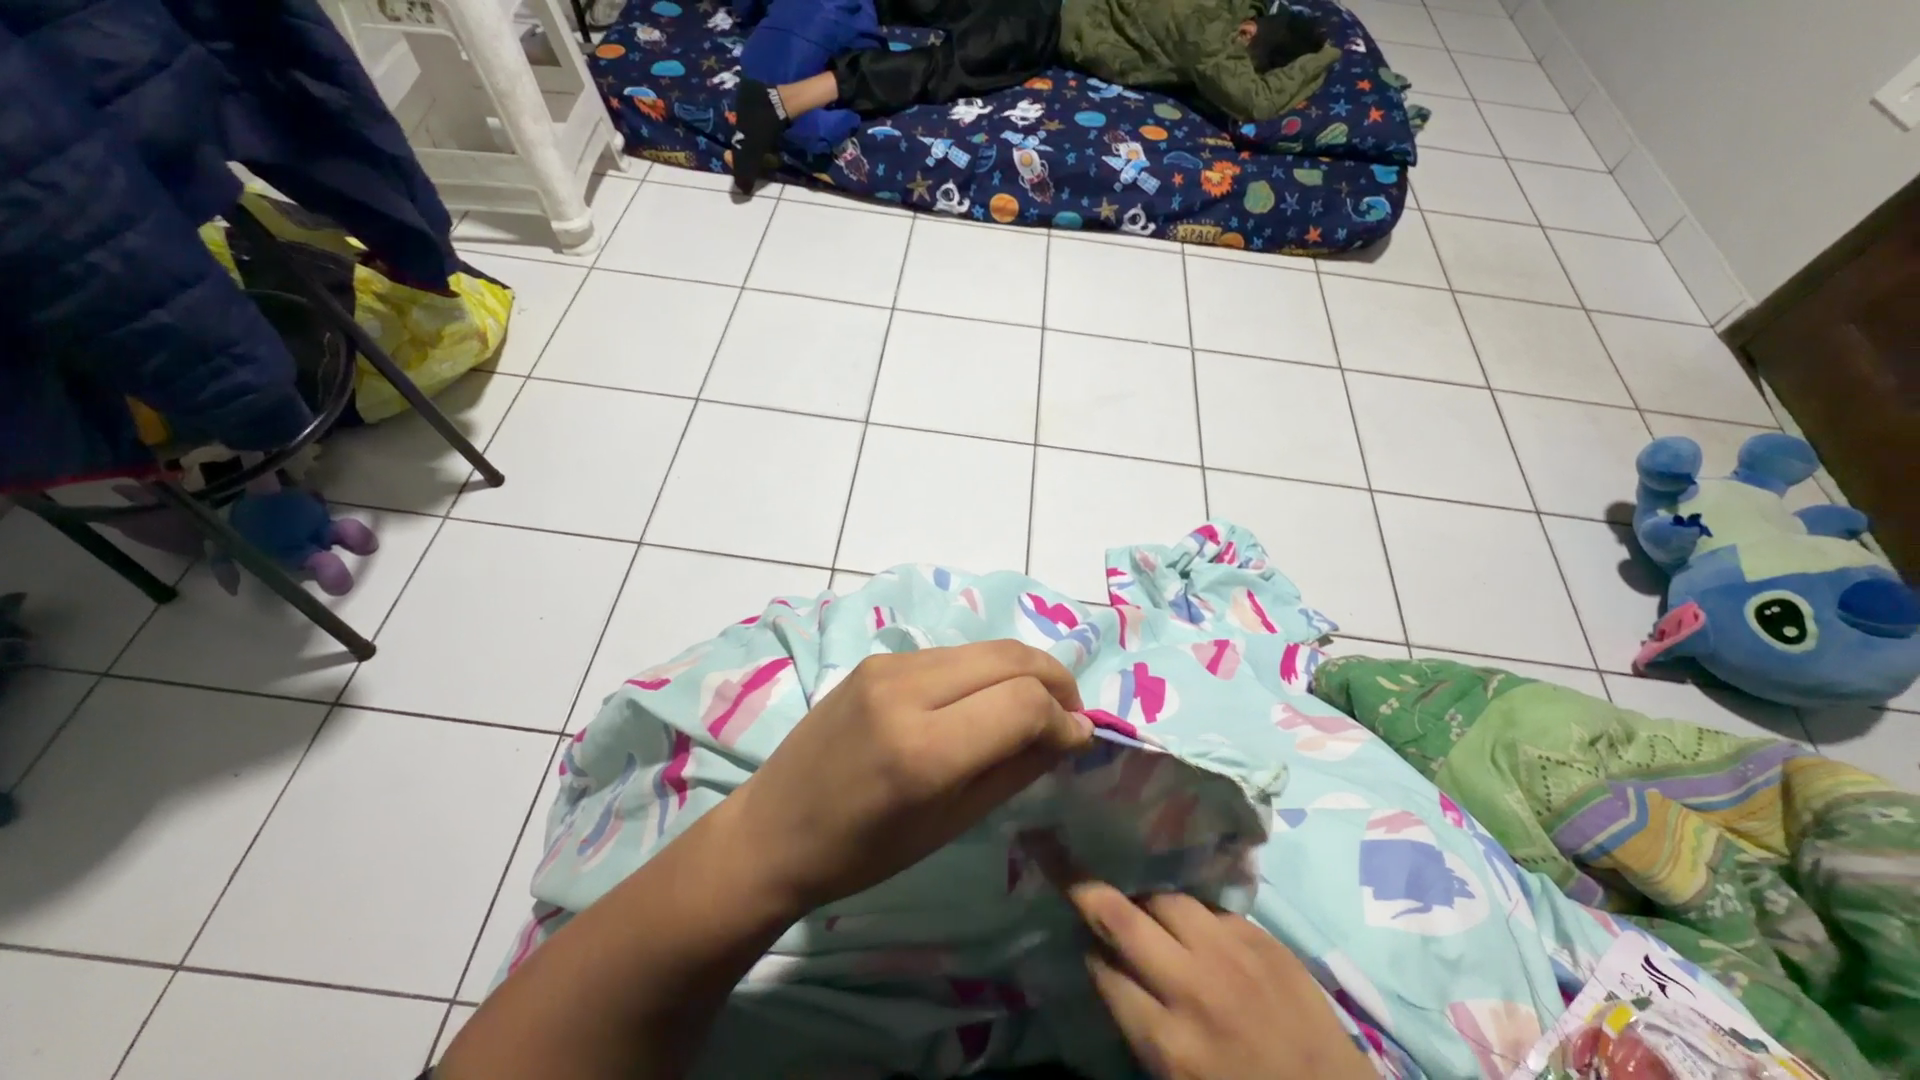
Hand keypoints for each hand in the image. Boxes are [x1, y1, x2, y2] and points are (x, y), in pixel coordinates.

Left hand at [724, 641, 1093, 912]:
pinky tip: (984, 703)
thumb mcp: (951, 824)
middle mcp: (906, 690)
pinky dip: (983, 672)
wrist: (775, 830)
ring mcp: (887, 667)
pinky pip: (951, 655)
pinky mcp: (875, 660)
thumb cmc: (864, 852)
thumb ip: (1016, 769)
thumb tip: (1071, 732)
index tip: (1078, 741)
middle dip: (1056, 680)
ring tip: (1034, 710)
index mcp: (924, 750)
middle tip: (1069, 717)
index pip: (1024, 702)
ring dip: (1021, 672)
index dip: (1065, 718)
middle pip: (1011, 657)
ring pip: (984, 648)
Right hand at [1067, 884, 1376, 1079]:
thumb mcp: (1177, 1077)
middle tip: (1069, 873)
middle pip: (1124, 921)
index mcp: (1168, 1041)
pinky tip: (1194, 921)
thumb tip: (1108, 966)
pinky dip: (1195, 913)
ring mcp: (1234, 957)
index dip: (1088, 953)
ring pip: (1169, 900)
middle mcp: (1194, 988)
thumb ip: (1139, 1023)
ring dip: (1147, 900)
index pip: (1103, 973)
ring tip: (1142, 903)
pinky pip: (1214, 909)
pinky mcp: (1266, 942)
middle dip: (1089, 893)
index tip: (1082, 942)